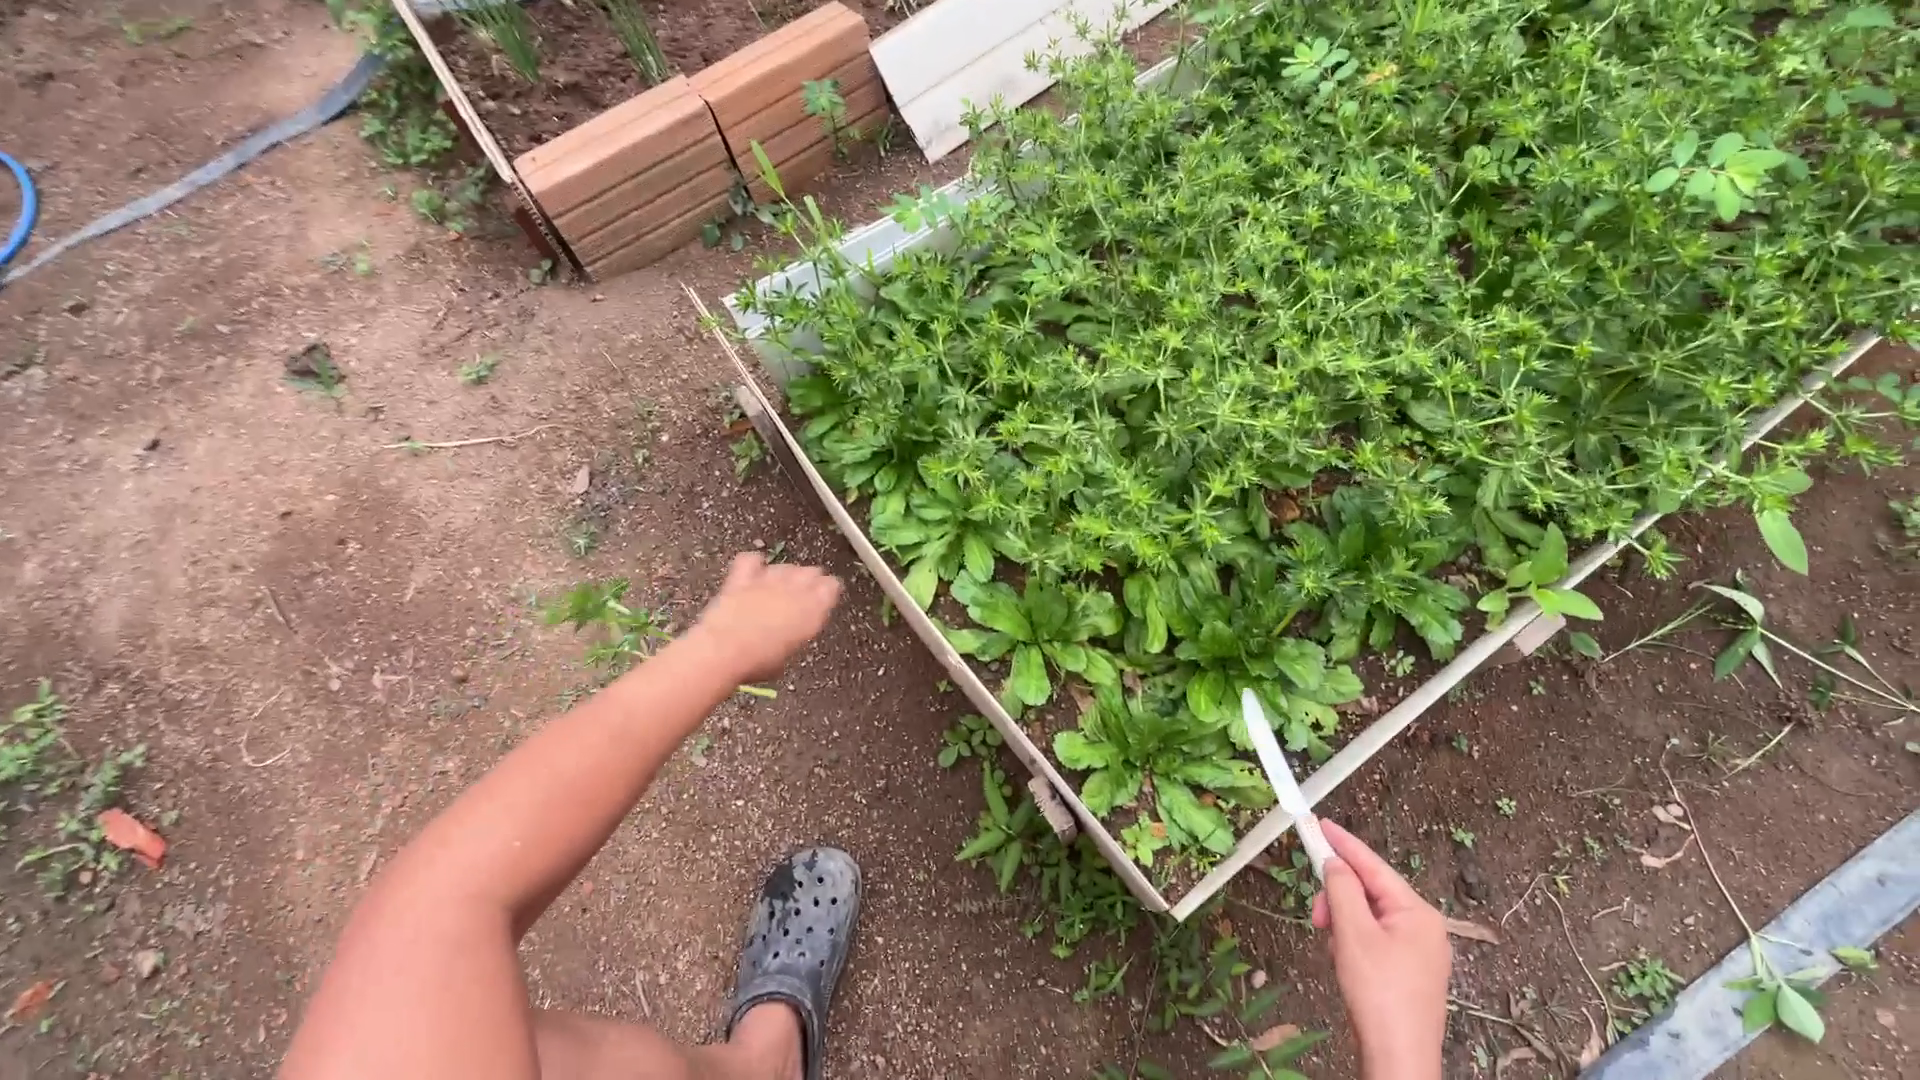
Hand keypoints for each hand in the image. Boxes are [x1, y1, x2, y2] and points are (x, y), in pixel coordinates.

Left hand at [688, 553, 840, 682]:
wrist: (725, 651)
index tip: (824, 599)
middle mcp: (795, 589)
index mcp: (814, 609)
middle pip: (811, 571)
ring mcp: (768, 580)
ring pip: (785, 565)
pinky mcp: (742, 578)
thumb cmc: (759, 662)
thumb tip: (789, 633)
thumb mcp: (789, 654)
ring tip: (780, 586)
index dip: (827, 591)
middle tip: (802, 595)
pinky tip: (755, 570)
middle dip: (809, 580)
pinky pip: (752, 560)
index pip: (832, 586)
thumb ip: (797, 634)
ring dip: (785, 574)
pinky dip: (755, 563)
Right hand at [1311, 820, 1449, 1079]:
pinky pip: (1375, 938)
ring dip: (1344, 922)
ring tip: (1333, 946)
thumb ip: (1341, 889)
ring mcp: (1420, 951)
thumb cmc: (1378, 992)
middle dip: (1338, 897)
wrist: (1399, 1057)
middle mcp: (1424, 926)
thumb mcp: (1353, 933)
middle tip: (1318, 916)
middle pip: (1370, 892)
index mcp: (1417, 912)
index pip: (1373, 865)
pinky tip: (1344, 959)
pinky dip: (1353, 939)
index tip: (1319, 823)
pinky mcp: (1410, 972)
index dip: (1343, 843)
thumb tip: (1335, 863)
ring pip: (1369, 916)